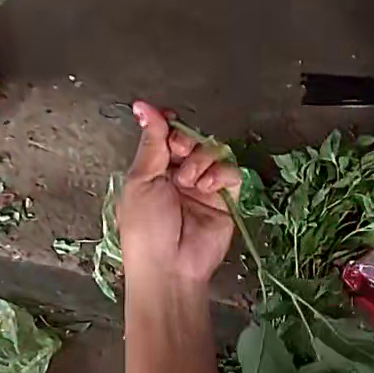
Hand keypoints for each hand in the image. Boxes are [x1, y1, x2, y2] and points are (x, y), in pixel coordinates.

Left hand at [116, 101, 242, 293]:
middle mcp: (181, 176)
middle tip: (179, 154)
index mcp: (155, 170)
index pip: (167, 135)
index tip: (168, 120)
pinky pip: (232, 174)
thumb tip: (143, 106)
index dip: (169, 125)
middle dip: (186, 141)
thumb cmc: (146, 228)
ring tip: (190, 181)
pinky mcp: (227, 201)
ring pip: (213, 153)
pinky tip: (207, 187)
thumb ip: (151, 143)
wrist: (170, 266)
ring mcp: (205, 188)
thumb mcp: (141, 180)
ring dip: (201, 160)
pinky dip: (221, 174)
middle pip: (192, 140)